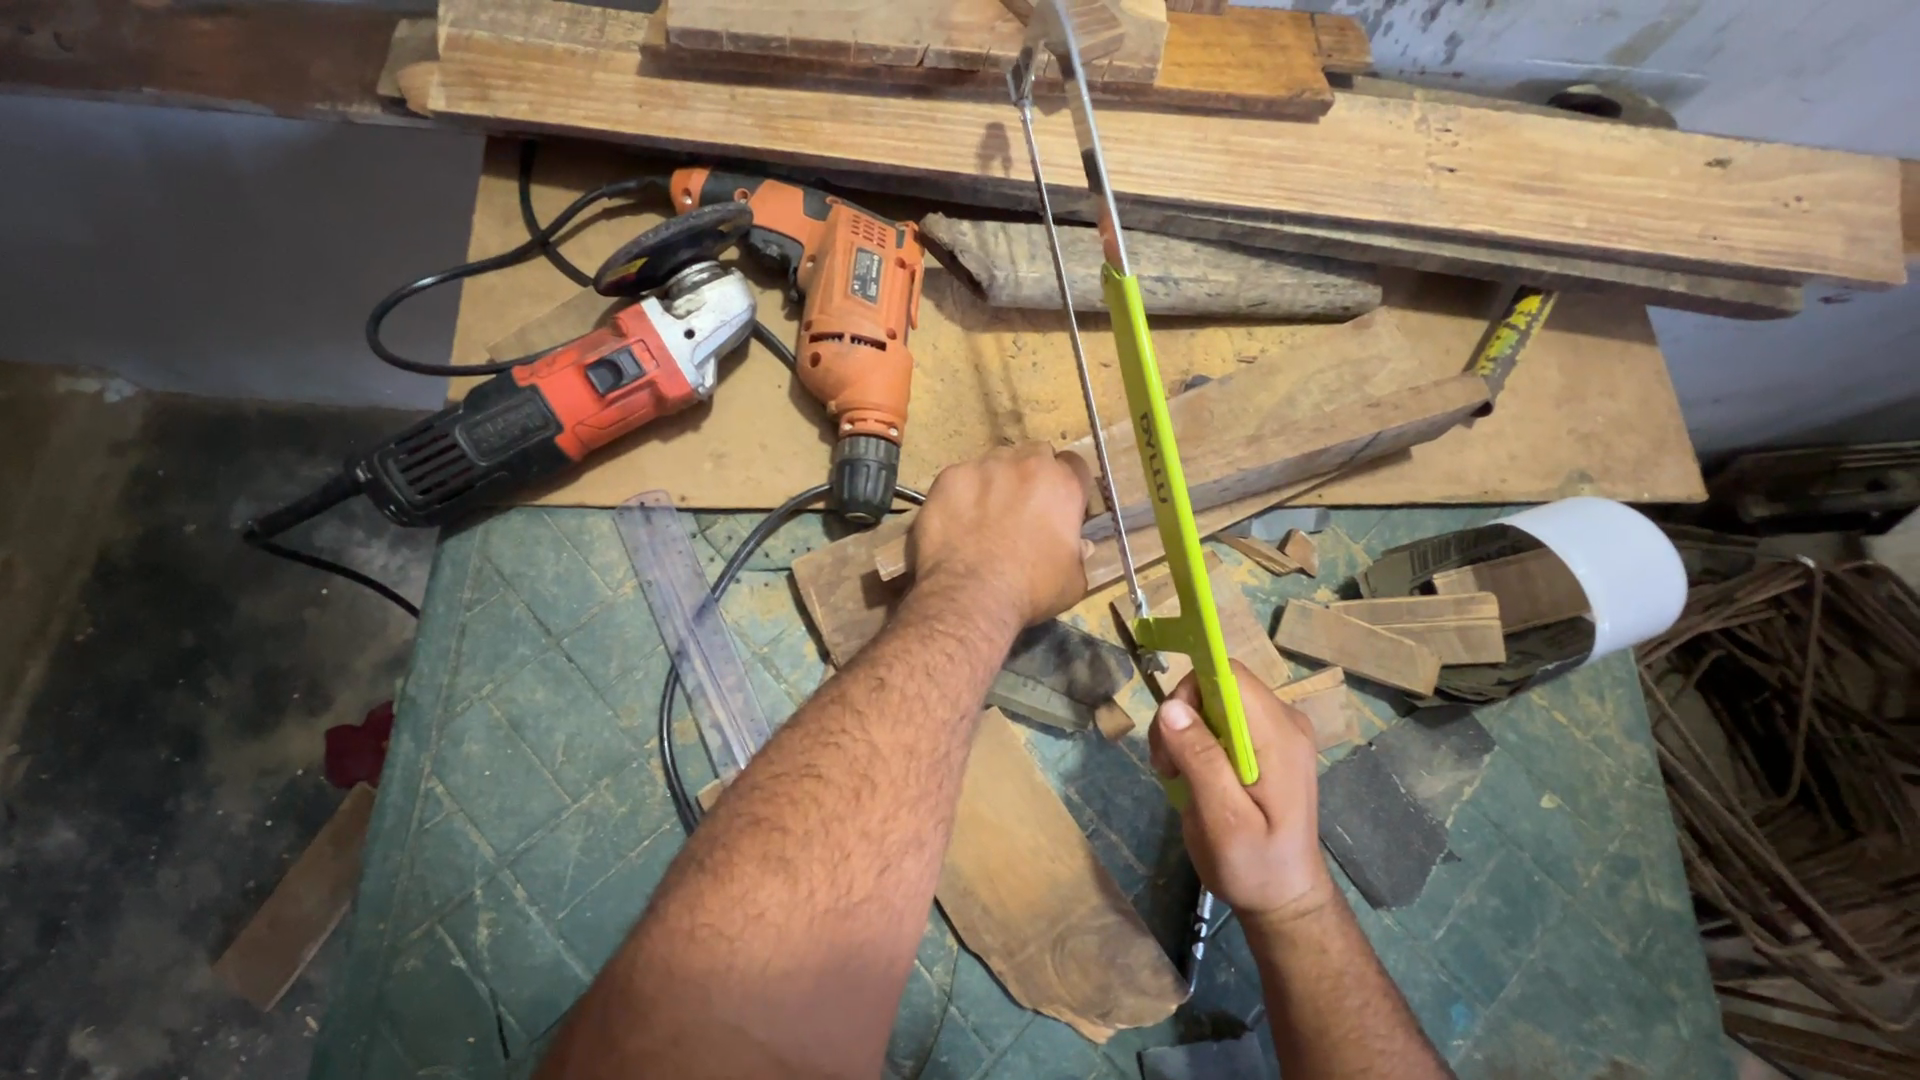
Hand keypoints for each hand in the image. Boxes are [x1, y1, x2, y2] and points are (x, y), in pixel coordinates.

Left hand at [908, 442, 1092, 627]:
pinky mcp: (950, 476)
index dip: (1067, 485)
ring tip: (984, 515)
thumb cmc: (1030, 590)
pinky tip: (956, 521)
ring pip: (995, 462)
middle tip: (1022, 508)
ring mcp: (984, 467)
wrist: (970, 596)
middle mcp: (1026, 464)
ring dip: (996, 481)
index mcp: (1063, 485)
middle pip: (1034, 455)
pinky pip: (960, 478)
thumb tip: (1079, 546)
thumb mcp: (1072, 581)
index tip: (1058, 505)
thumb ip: (1077, 554)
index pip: (1074, 466)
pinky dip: (961, 494)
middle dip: (1031, 475)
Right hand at [1149, 662, 1333, 929]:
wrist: (1284, 897)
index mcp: (1280, 736)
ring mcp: (1276, 731)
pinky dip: (1195, 740)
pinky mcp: (1264, 742)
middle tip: (1167, 765)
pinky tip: (1193, 775)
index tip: (1171, 731)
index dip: (1191, 690)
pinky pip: (1220, 720)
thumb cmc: (1255, 865)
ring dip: (1183, 731)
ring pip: (1213, 701)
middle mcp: (1282, 721)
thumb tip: (1170, 708)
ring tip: (1176, 775)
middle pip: (1217, 685)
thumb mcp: (1223, 820)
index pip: (1229, 675)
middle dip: (1181, 715)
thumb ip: (1200, 760)